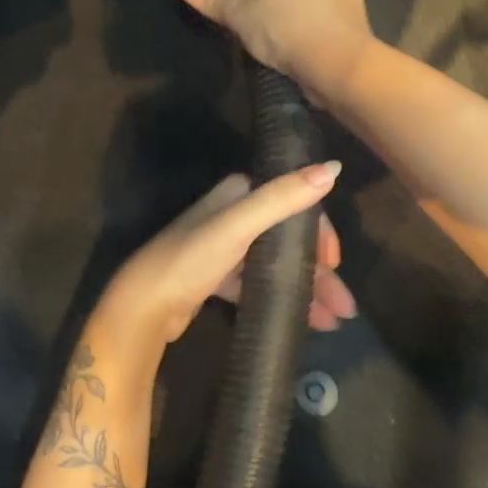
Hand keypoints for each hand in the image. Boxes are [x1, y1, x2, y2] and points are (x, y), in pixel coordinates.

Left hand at [91, 164, 356, 362]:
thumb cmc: (190, 259)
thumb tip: (333, 167)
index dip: (320, 232)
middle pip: (288, 237)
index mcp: (238, 193)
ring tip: (334, 320)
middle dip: (319, 270)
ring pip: (276, 264)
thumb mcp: (238, 226)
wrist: (142, 306)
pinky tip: (304, 320)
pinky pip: (259, 285)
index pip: (293, 203)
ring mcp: (224, 247)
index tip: (335, 264)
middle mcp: (233, 215)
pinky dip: (282, 299)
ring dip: (306, 288)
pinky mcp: (216, 277)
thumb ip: (283, 197)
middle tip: (345, 304)